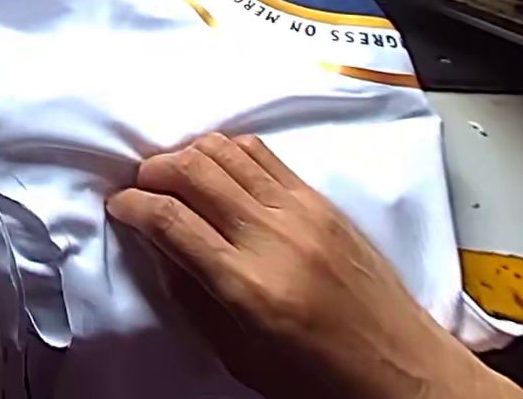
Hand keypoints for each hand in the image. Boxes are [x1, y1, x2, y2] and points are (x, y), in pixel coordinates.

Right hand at [107, 133, 522, 398]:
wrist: (403, 372)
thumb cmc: (319, 381)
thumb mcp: (242, 356)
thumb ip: (193, 294)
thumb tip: (156, 241)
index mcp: (249, 287)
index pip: (172, 222)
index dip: (133, 205)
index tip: (119, 205)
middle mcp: (271, 235)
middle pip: (193, 170)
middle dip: (153, 170)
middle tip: (140, 185)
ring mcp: (298, 209)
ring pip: (224, 149)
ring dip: (187, 152)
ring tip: (174, 171)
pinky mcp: (317, 197)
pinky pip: (261, 151)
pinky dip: (227, 148)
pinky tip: (217, 164)